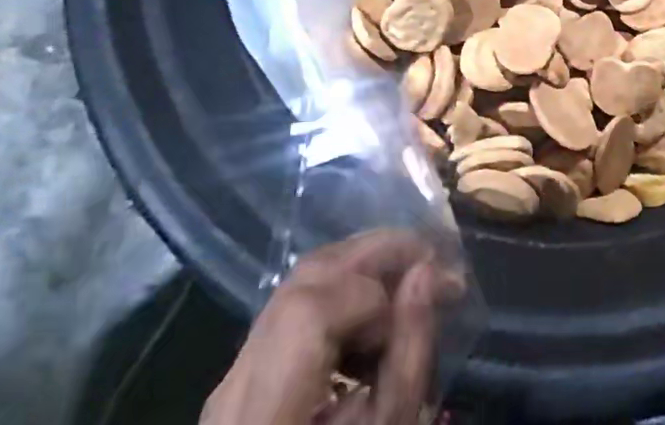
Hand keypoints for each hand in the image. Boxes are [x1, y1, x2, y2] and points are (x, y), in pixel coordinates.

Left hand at [202, 231, 447, 424]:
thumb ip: (409, 354)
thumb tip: (425, 273)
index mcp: (266, 413)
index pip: (310, 313)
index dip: (370, 296)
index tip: (416, 309)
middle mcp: (236, 381)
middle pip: (304, 279)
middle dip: (375, 255)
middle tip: (430, 261)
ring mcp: (234, 372)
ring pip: (299, 281)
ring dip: (361, 268)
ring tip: (408, 280)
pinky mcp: (245, 369)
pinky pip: (293, 303)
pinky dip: (340, 291)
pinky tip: (374, 312)